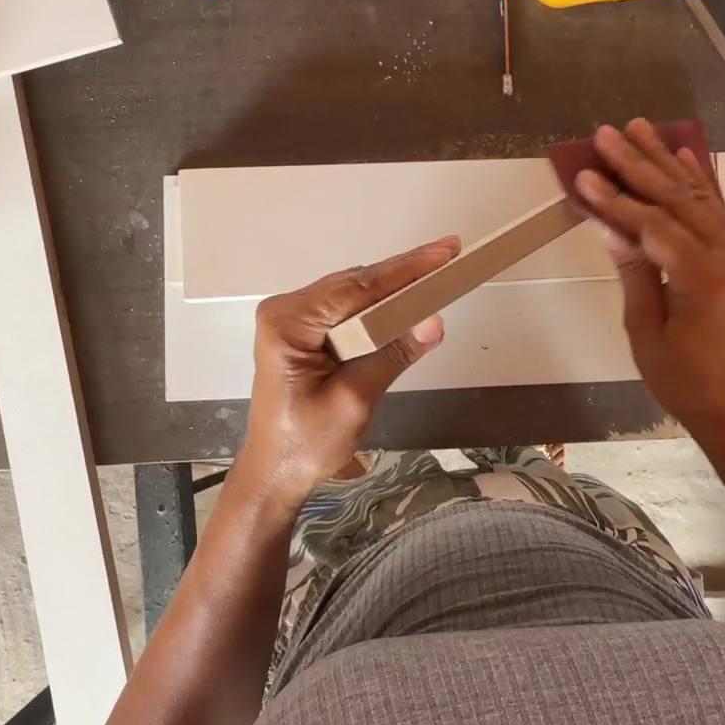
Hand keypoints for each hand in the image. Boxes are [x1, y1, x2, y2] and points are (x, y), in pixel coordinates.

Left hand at [234, 238, 460, 502]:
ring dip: (392, 287)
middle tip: (449, 256)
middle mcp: (284, 311)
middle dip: (403, 273)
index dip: (405, 269)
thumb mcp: (356, 399)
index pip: (357, 288)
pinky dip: (377, 305)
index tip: (443, 252)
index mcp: (289, 323)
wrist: (275, 472)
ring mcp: (289, 319)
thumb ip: (394, 354)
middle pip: (354, 283)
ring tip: (436, 274)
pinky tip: (405, 299)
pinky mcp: (300, 332)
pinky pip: (344, 308)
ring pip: (351, 292)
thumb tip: (435, 321)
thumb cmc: (307, 444)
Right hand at [575, 119, 724, 431]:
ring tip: (637, 128)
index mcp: (705, 279)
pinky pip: (715, 208)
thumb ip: (632, 269)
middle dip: (638, 164)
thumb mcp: (644, 327)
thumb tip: (607, 223)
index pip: (653, 225)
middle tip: (607, 134)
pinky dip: (696, 179)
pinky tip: (680, 153)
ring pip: (696, 195)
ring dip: (664, 161)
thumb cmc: (681, 376)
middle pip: (677, 199)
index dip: (615, 199)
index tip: (585, 175)